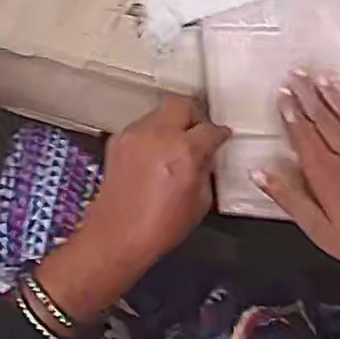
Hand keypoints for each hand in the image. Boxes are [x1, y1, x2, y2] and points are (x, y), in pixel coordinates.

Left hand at [84, 97, 229, 263]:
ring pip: (160, 113)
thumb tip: (206, 154)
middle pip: (182, 105)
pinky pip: (142, 126)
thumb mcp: (200, 200)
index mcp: (184, 151)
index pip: (210, 128)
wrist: (117, 233)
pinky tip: (155, 153)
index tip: (222, 139)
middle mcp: (157, 135)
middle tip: (199, 134)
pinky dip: (152, 134)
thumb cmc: (163, 225)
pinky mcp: (117, 139)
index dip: (220, 135)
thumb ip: (205, 168)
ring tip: (175, 146)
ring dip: (172, 124)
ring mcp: (134, 134)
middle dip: (195, 117)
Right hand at [256, 73, 339, 301]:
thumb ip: (290, 198)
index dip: (290, 113)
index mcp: (327, 174)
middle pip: (325, 120)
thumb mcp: (322, 232)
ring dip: (337, 97)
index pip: (303, 135)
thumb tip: (259, 173)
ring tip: (324, 79)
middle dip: (308, 96)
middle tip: (297, 74)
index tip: (282, 93)